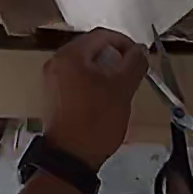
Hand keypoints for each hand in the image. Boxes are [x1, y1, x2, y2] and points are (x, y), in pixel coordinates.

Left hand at [42, 28, 146, 169]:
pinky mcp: (53, 95)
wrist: (70, 158)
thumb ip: (134, 63)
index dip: (125, 43)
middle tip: (132, 72)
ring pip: (85, 64)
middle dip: (116, 57)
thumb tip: (140, 50)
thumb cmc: (96, 121)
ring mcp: (52, 79)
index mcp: (70, 56)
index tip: (139, 57)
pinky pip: (77, 78)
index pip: (102, 35)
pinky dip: (94, 81)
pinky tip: (106, 97)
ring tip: (121, 87)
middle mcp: (56, 62)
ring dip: (106, 70)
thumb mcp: (122, 88)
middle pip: (92, 48)